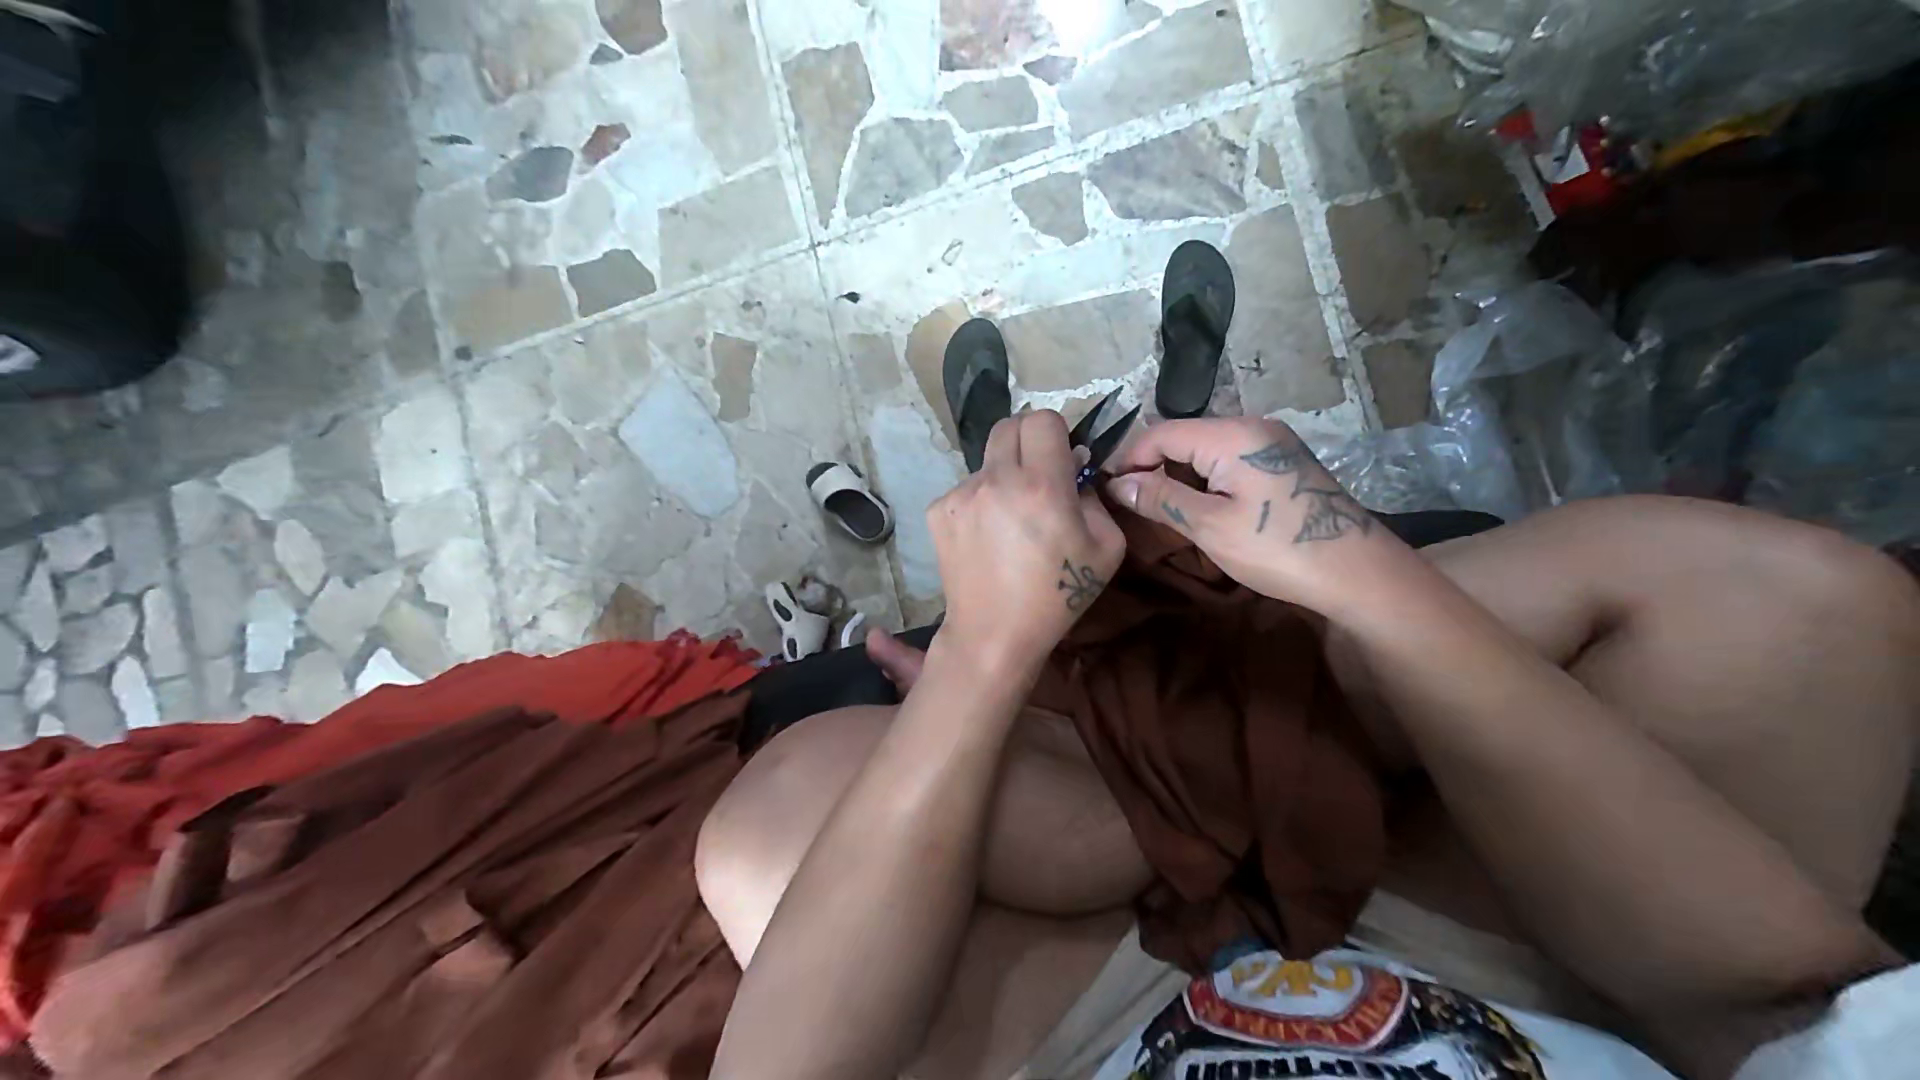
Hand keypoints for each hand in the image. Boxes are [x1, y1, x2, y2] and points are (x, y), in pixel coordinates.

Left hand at [929, 411, 1125, 674]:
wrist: (994, 632)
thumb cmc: (1057, 595)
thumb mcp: (1106, 547)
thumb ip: (1095, 496)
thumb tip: (1075, 468)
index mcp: (1040, 486)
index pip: (1042, 418)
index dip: (1056, 432)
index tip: (1062, 457)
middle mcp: (995, 480)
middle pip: (1009, 425)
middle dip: (1028, 440)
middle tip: (1038, 473)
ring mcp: (960, 494)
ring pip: (987, 461)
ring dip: (1003, 475)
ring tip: (1010, 520)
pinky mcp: (937, 512)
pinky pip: (966, 489)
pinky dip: (980, 502)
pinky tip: (987, 536)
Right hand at [1104, 417, 1393, 609]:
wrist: (1358, 573)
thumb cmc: (1278, 548)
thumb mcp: (1210, 526)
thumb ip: (1160, 498)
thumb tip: (1115, 484)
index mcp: (1232, 435)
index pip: (1161, 432)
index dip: (1128, 458)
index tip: (1105, 490)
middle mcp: (1252, 427)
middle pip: (1183, 436)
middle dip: (1151, 466)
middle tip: (1128, 504)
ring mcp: (1270, 443)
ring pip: (1204, 449)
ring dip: (1176, 474)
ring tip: (1156, 509)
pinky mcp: (1281, 463)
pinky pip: (1228, 460)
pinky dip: (1203, 479)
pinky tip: (1196, 506)